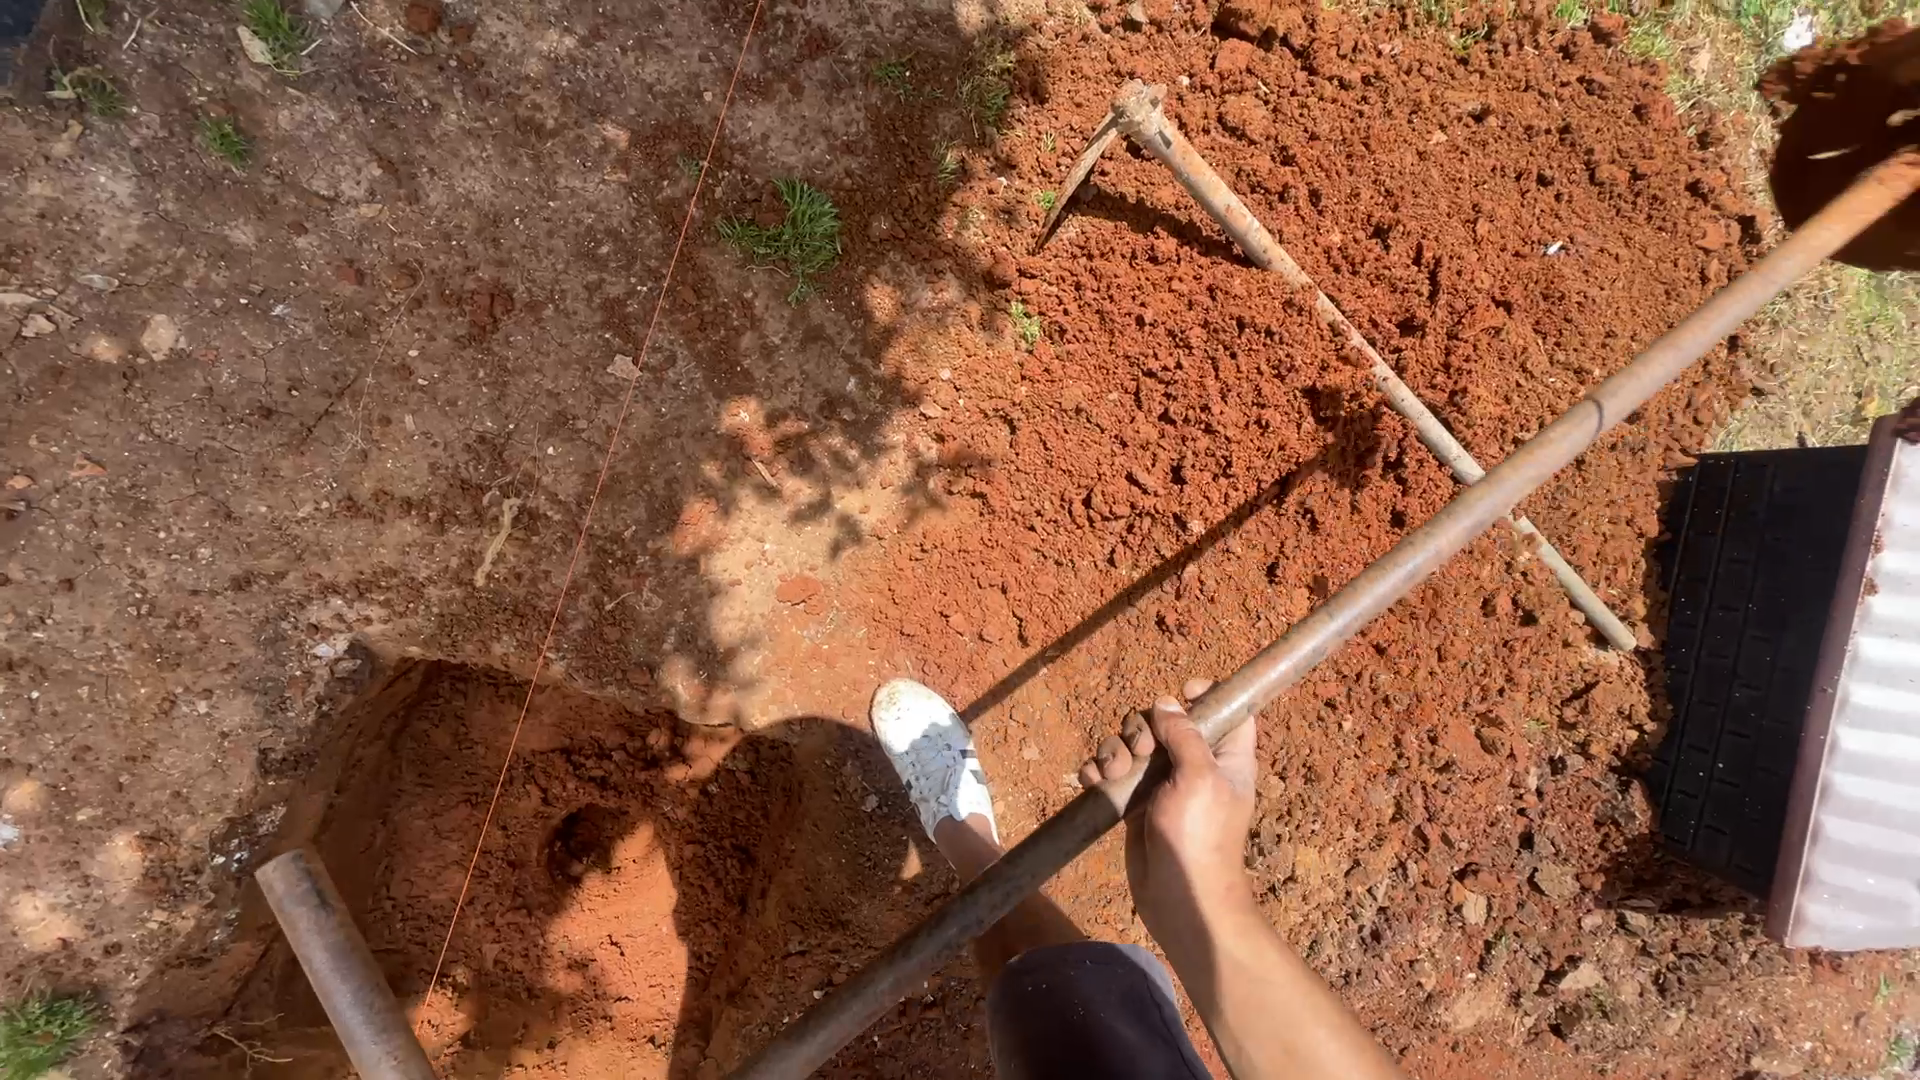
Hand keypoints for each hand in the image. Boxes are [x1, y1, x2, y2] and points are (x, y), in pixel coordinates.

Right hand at [1079, 679, 1256, 950]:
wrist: (1178, 896)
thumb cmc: (1201, 836)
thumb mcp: (1200, 778)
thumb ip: (1185, 735)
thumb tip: (1166, 702)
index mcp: (1225, 756)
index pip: (1227, 710)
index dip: (1207, 694)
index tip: (1183, 694)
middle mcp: (1193, 764)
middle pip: (1164, 720)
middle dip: (1143, 727)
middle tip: (1142, 751)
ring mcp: (1160, 782)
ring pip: (1131, 743)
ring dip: (1115, 749)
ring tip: (1114, 773)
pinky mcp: (1133, 800)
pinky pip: (1111, 770)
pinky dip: (1099, 770)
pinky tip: (1094, 781)